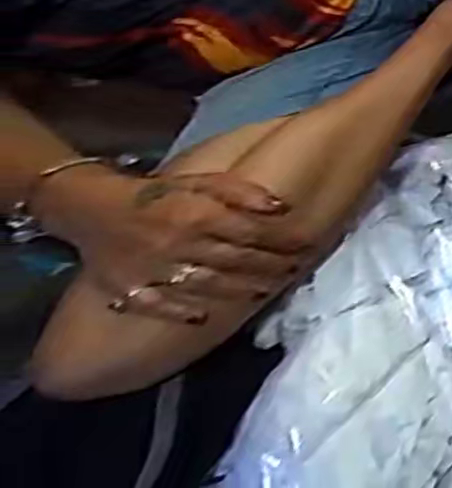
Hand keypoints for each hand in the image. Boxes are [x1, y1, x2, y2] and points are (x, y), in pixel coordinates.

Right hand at [34, 165, 309, 323]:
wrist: (95, 211)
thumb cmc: (167, 194)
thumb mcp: (210, 182)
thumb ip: (246, 193)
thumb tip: (283, 207)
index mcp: (199, 216)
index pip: (252, 232)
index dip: (283, 240)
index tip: (308, 244)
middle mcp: (177, 244)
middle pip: (233, 259)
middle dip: (269, 265)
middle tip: (296, 269)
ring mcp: (149, 269)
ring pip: (203, 283)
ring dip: (237, 289)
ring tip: (268, 292)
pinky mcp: (125, 287)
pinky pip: (153, 304)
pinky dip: (178, 312)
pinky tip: (204, 318)